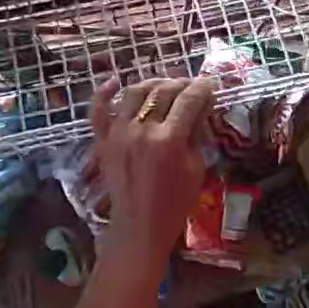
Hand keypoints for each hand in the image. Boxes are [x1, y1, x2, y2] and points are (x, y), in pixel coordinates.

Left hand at [89, 76, 215, 271]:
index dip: (202, 88)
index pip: (189, 100)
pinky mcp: (103, 139)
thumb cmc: (175, 204)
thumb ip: (196, 133)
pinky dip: (105, 92)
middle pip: (163, 91)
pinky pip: (99, 109)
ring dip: (153, 83)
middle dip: (181, 83)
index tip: (209, 84)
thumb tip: (201, 104)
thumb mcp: (196, 168)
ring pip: (135, 92)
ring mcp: (119, 132)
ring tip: (165, 85)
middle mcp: (142, 129)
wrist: (138, 226)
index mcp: (169, 140)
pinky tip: (114, 81)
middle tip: (191, 86)